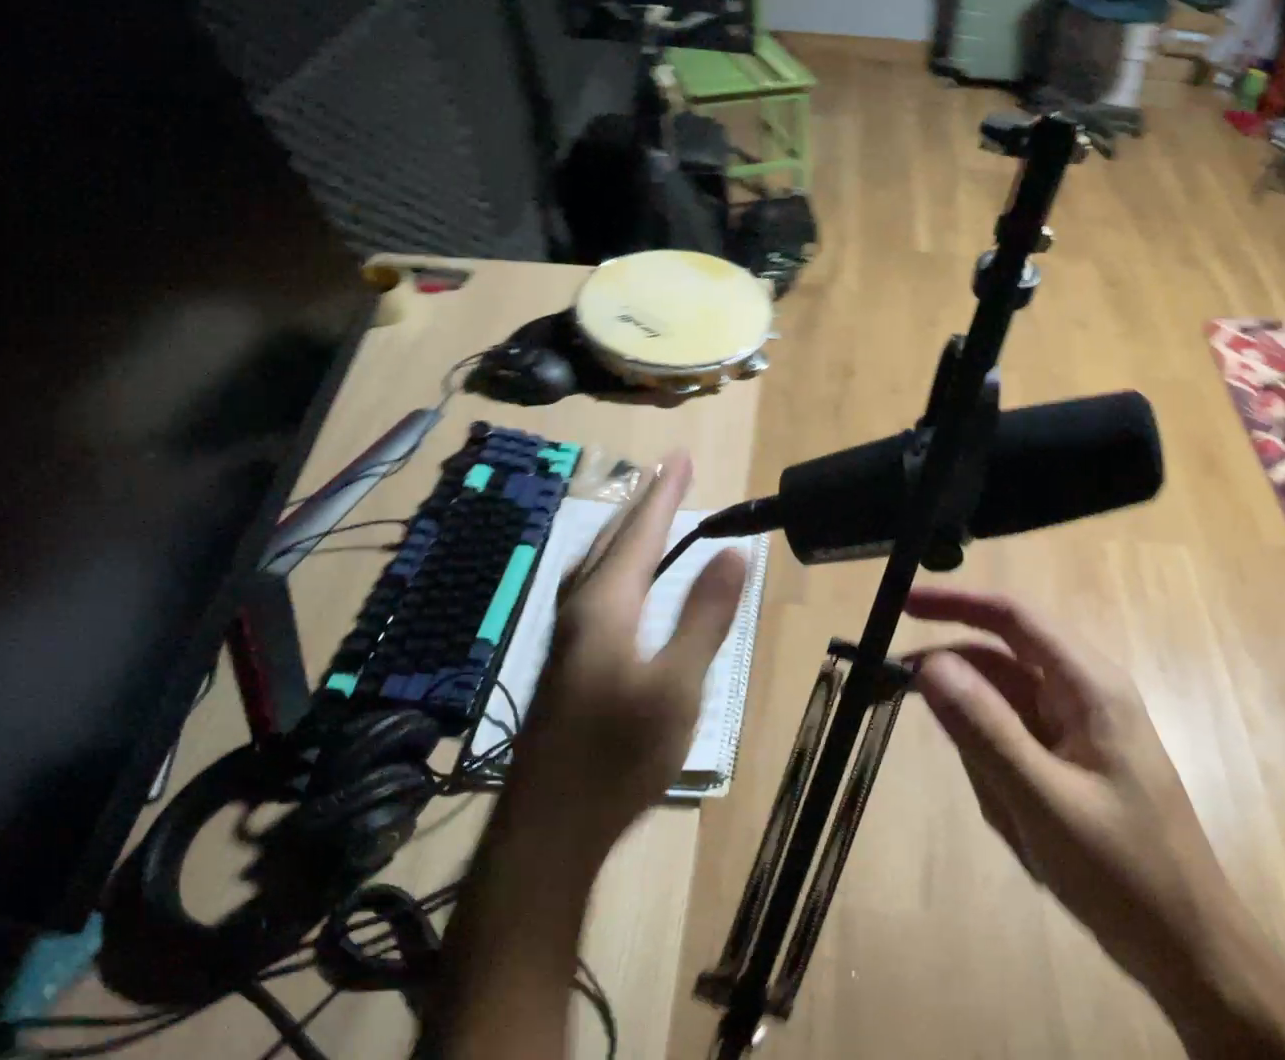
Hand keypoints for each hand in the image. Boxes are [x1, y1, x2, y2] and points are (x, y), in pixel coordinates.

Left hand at [517, 451, 747, 837]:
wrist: (550, 827)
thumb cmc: (619, 756)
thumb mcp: (677, 686)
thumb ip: (704, 617)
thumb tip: (733, 552)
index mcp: (604, 608)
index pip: (640, 535)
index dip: (664, 495)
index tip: (681, 457)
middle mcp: (579, 613)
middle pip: (612, 545)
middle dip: (644, 507)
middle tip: (669, 475)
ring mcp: (567, 643)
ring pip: (598, 570)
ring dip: (627, 537)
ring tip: (651, 518)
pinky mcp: (568, 669)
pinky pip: (596, 594)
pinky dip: (619, 570)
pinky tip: (627, 591)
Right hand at [906, 587, 1284, 1058]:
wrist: (1184, 943)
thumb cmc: (1121, 870)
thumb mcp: (1041, 800)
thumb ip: (983, 730)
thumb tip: (930, 664)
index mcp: (1090, 686)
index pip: (1014, 619)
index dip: (956, 603)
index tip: (900, 604)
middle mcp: (1085, 695)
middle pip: (1001, 665)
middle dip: (956, 688)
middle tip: (896, 706)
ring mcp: (1080, 731)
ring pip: (1003, 714)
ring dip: (984, 756)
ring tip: (1009, 816)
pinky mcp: (1073, 764)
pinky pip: (1017, 750)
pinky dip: (998, 778)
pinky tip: (1021, 828)